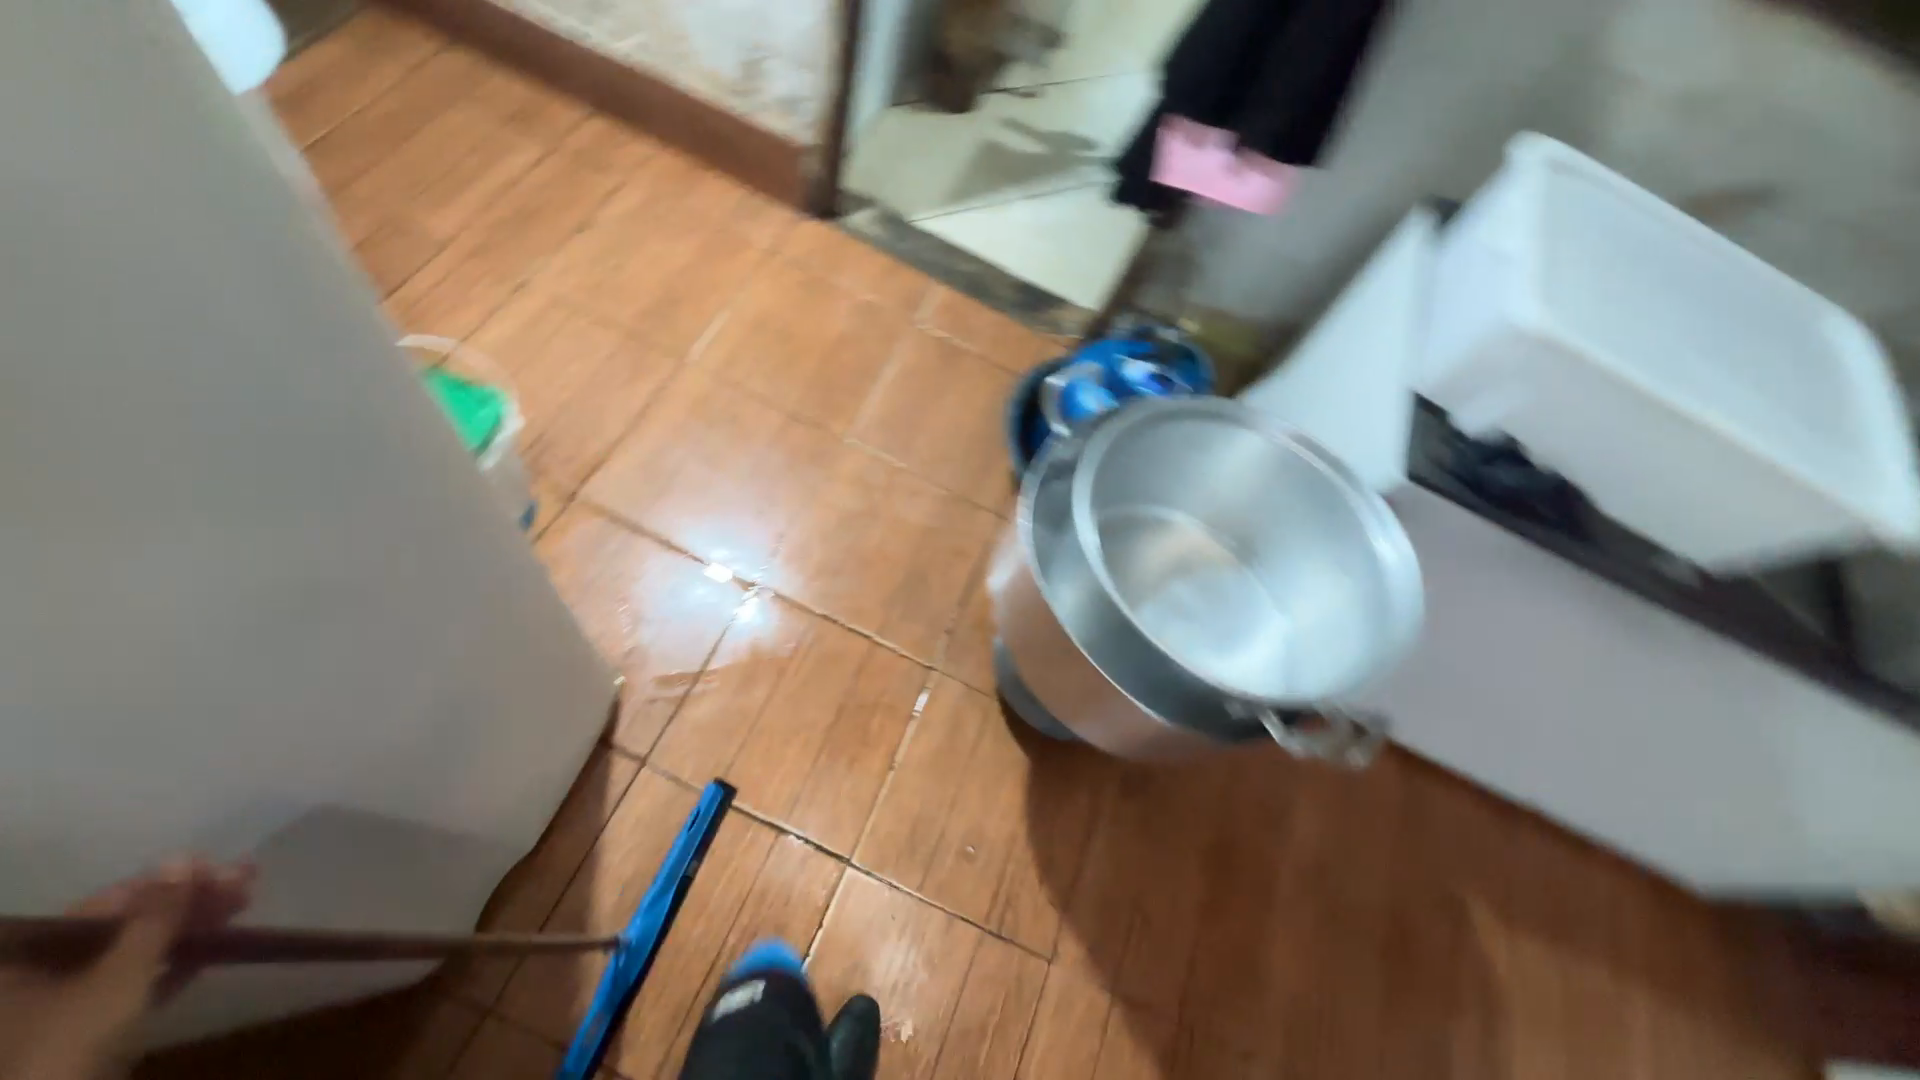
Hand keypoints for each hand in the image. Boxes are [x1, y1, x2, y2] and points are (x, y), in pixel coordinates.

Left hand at [0, 858, 252, 1079]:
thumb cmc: (76, 1037)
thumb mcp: (121, 974)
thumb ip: (154, 916)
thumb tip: (182, 858)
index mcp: (31, 956)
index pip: (109, 902)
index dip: (168, 881)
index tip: (221, 869)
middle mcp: (41, 974)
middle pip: (127, 924)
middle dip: (188, 902)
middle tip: (245, 881)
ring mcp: (67, 1004)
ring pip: (138, 951)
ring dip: (192, 927)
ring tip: (243, 904)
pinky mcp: (92, 1029)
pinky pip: (139, 982)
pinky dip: (176, 962)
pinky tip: (216, 946)